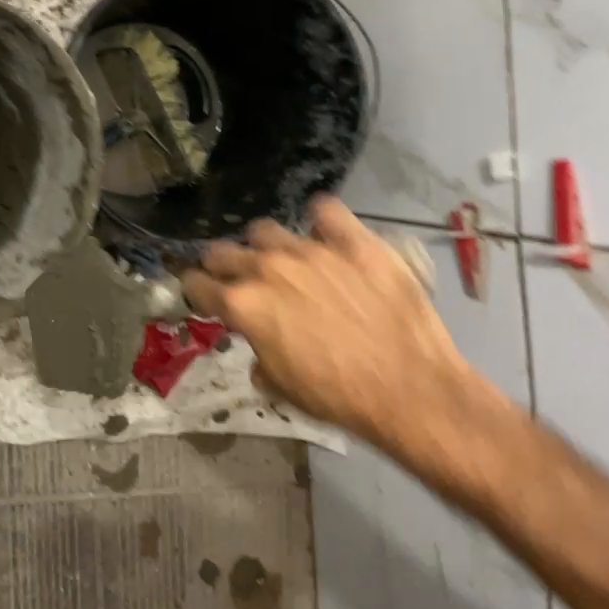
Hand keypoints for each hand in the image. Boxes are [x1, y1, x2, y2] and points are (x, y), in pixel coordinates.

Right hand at [182, 195, 480, 453]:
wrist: (412, 391)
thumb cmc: (339, 397)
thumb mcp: (280, 387)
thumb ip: (257, 357)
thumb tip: (260, 348)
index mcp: (241, 305)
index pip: (196, 283)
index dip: (198, 292)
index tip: (207, 299)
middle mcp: (266, 269)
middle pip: (221, 251)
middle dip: (223, 267)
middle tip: (241, 283)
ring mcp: (311, 251)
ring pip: (265, 230)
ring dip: (265, 246)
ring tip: (284, 262)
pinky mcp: (354, 243)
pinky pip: (326, 211)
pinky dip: (321, 221)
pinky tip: (326, 235)